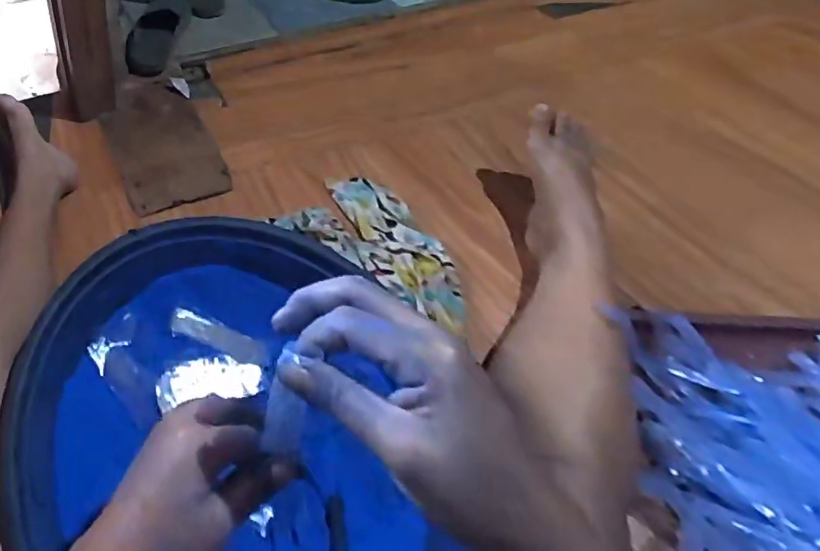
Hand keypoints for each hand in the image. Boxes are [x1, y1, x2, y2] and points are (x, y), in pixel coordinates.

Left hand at [74, 396, 293, 550]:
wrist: (122, 544)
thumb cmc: (176, 537)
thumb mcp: (222, 517)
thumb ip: (255, 486)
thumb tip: (291, 464)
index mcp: (198, 436)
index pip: (247, 429)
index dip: (274, 441)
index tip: (297, 456)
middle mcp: (181, 418)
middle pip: (225, 406)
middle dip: (253, 419)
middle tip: (280, 444)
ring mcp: (166, 423)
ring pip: (207, 406)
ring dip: (232, 417)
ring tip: (257, 446)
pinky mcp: (159, 435)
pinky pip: (193, 414)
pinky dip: (213, 422)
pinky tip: (227, 447)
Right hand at [272, 276, 603, 550]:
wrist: (540, 528)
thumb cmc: (469, 491)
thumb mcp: (397, 448)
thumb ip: (341, 398)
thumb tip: (287, 364)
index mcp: (425, 351)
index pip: (349, 321)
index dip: (311, 337)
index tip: (288, 368)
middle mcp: (431, 333)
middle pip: (358, 292)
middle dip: (312, 301)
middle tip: (279, 323)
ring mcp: (439, 345)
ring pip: (371, 303)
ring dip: (330, 311)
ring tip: (298, 330)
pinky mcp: (440, 361)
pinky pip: (384, 326)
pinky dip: (350, 327)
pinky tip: (334, 345)